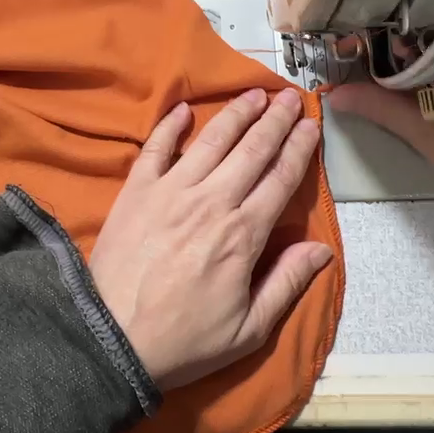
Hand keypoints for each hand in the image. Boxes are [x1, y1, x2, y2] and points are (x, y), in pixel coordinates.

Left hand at [89, 89, 333, 390]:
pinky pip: (156, 147)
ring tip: (253, 93)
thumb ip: (287, 283)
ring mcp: (171, 190)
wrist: (111, 338)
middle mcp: (211, 201)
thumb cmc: (184, 339)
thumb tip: (323, 249)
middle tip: (290, 96)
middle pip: (252, 150)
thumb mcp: (248, 329)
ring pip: (211, 140)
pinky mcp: (136, 190)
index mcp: (243, 234)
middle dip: (275, 119)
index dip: (299, 149)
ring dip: (236, 113)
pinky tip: (184, 108)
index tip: (312, 125)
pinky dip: (170, 125)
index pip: (280, 179)